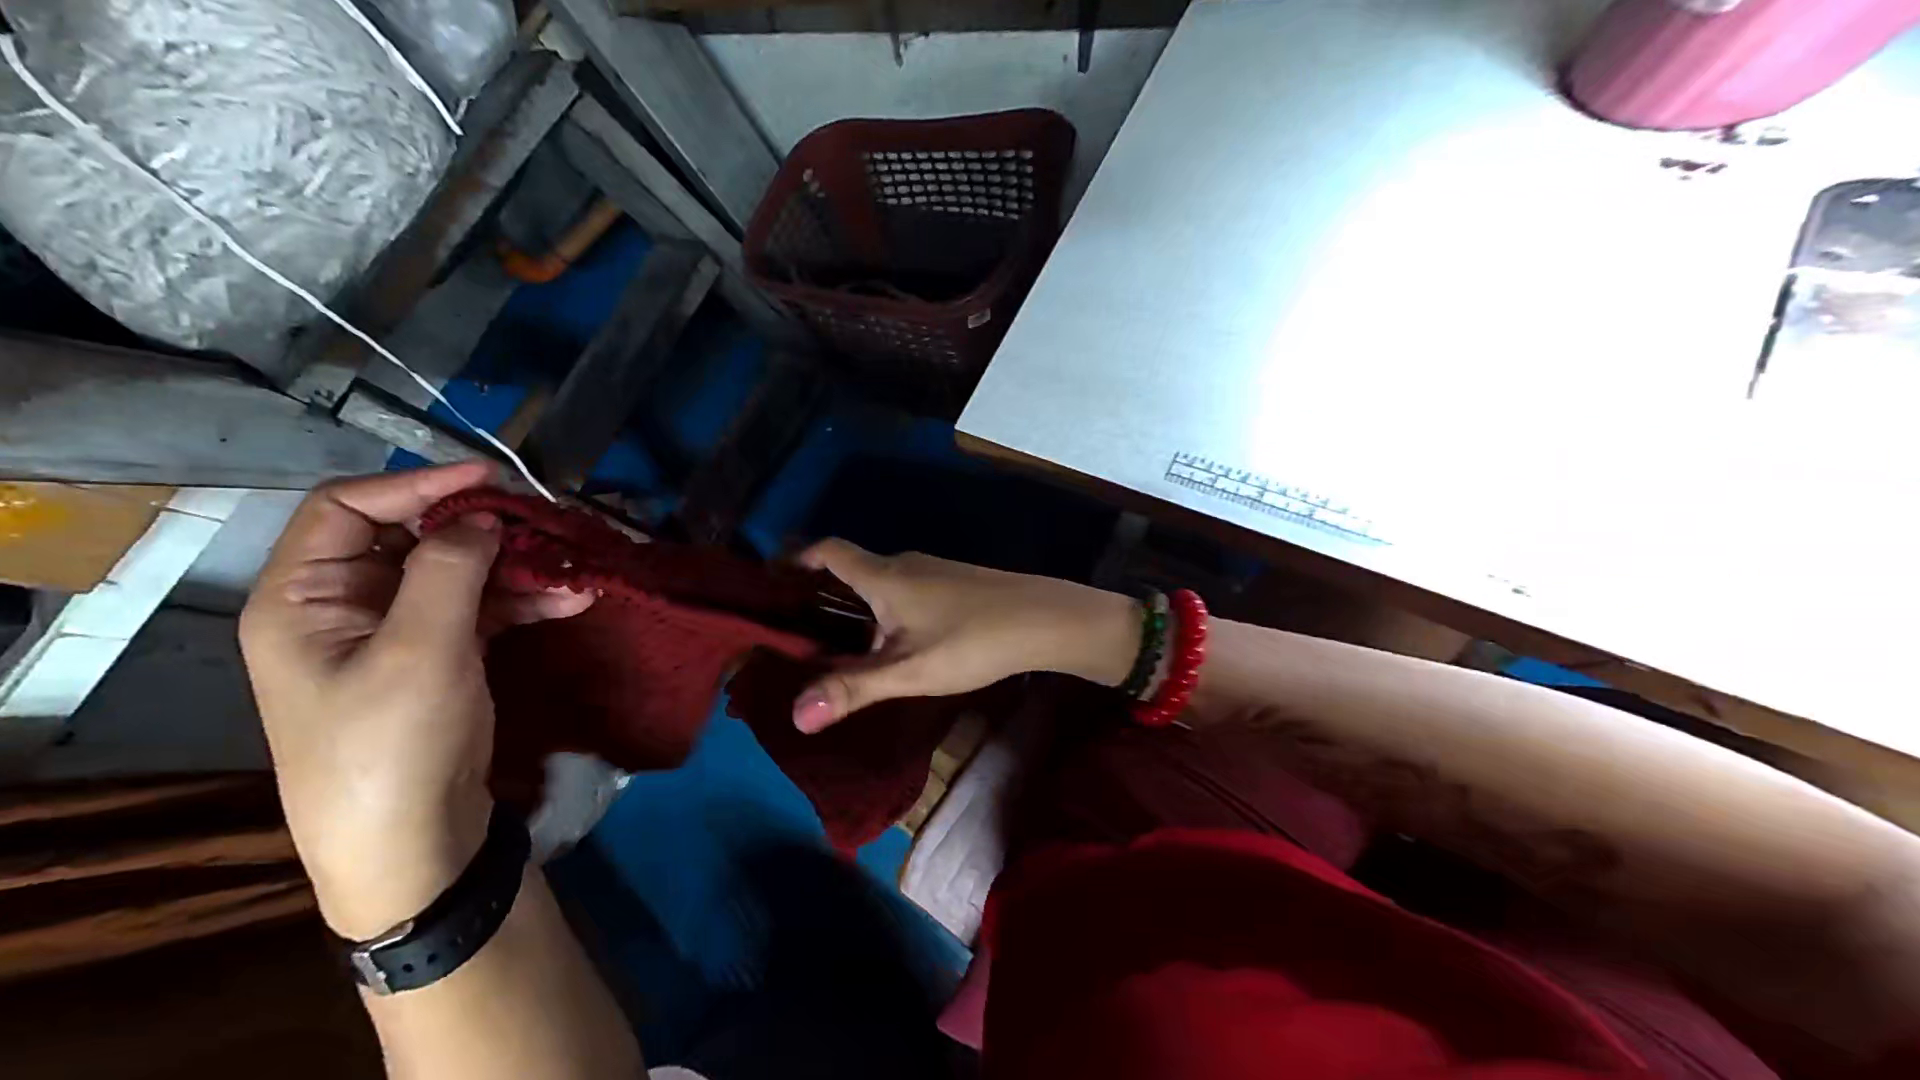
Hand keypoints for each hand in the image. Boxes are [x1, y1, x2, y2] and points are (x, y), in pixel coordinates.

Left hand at [239, 464, 592, 939]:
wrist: (413, 839)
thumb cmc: (392, 744)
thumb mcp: (419, 651)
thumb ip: (448, 571)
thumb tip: (480, 515)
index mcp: (304, 597)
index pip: (348, 509)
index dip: (417, 485)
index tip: (491, 479)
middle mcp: (345, 604)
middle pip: (414, 537)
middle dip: (483, 529)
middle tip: (545, 523)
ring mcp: (398, 631)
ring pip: (459, 572)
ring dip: (517, 567)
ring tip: (575, 568)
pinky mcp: (442, 654)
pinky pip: (483, 608)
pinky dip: (525, 600)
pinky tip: (573, 599)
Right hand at [790, 540, 1140, 732]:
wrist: (1045, 619)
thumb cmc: (971, 640)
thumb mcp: (908, 670)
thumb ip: (853, 689)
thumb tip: (796, 715)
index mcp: (884, 575)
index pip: (829, 550)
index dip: (799, 559)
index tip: (774, 580)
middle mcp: (905, 563)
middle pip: (853, 568)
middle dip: (823, 593)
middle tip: (797, 628)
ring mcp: (934, 571)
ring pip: (882, 583)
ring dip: (857, 606)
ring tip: (839, 645)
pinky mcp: (956, 584)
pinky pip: (907, 590)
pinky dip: (887, 610)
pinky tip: (896, 644)